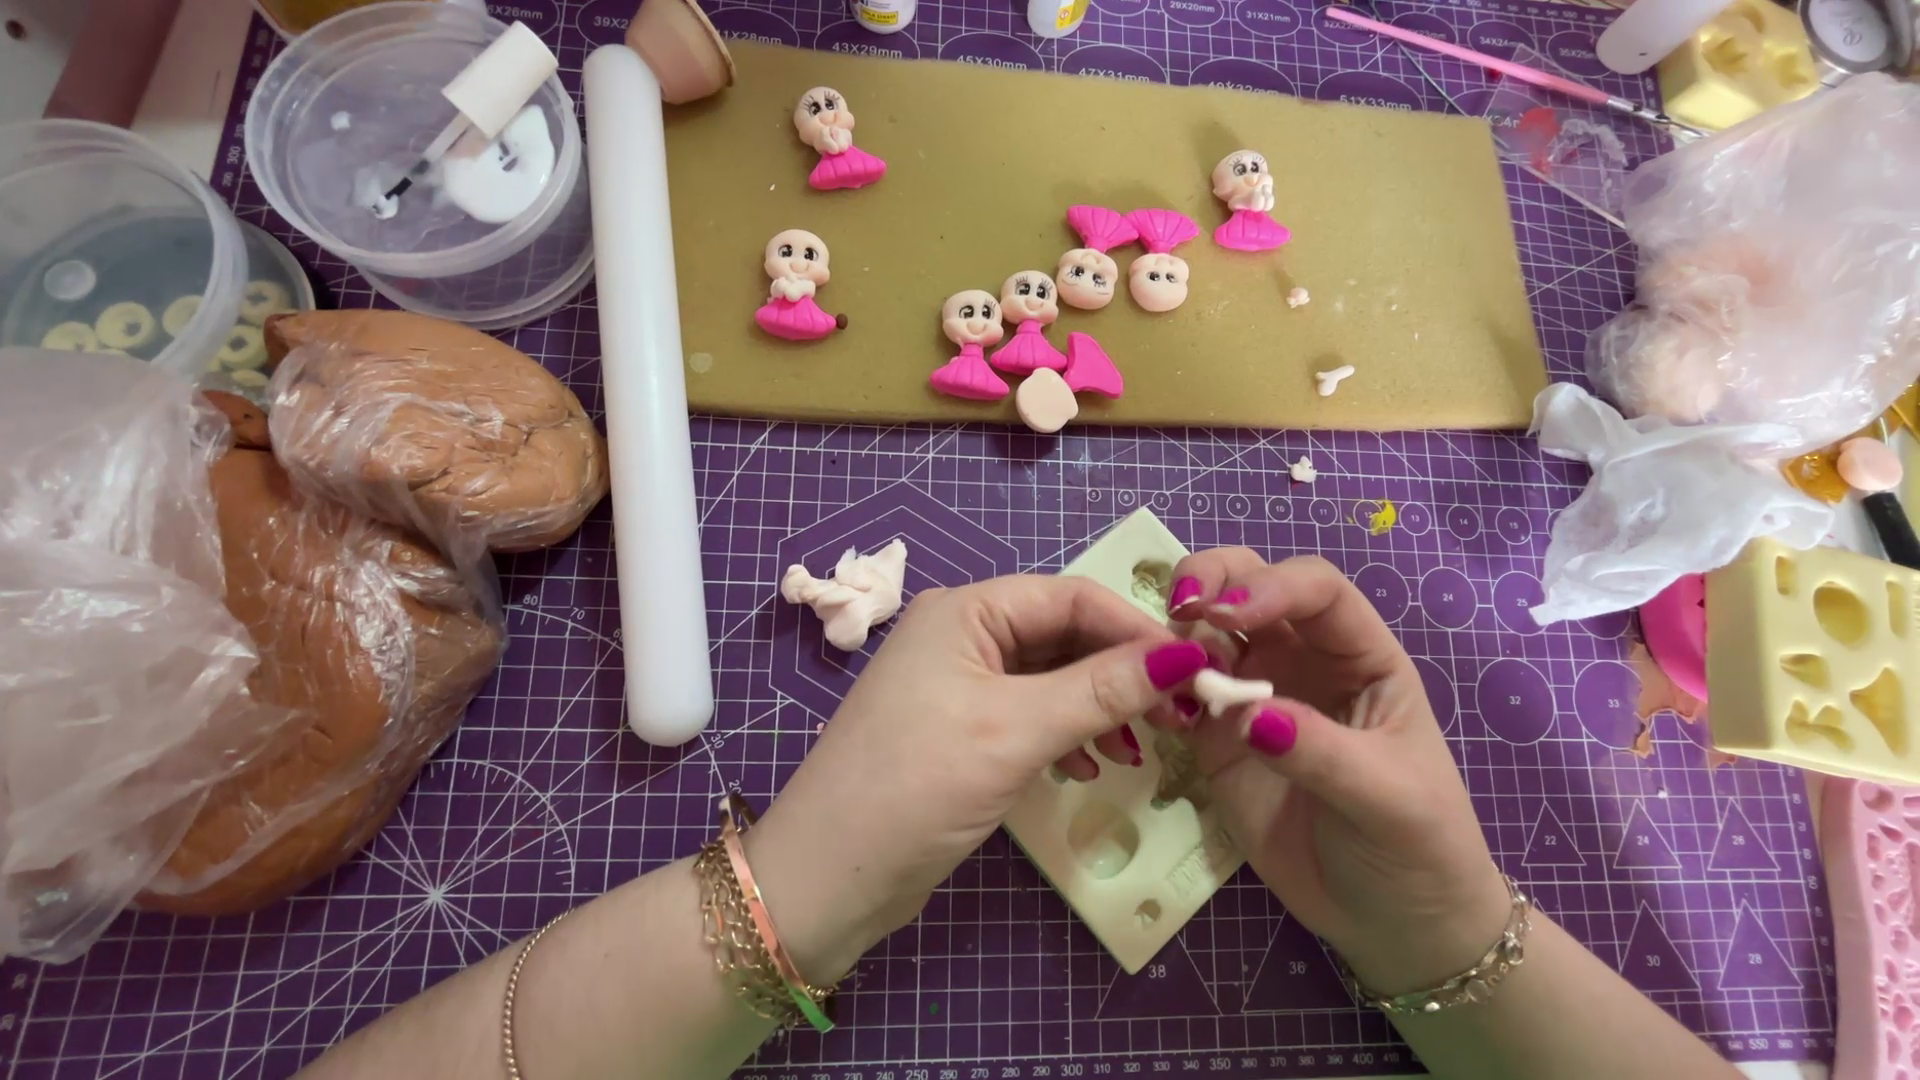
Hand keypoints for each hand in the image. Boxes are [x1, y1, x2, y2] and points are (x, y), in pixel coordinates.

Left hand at [749, 575, 1213, 982]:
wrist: (829, 876)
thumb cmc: (917, 784)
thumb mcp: (1015, 731)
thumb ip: (1102, 690)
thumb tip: (1187, 655)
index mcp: (966, 609)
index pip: (1071, 597)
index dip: (1136, 629)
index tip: (1198, 669)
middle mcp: (963, 633)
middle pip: (1064, 635)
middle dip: (1122, 673)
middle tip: (1180, 716)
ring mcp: (961, 682)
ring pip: (1053, 677)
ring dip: (1100, 707)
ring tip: (1138, 750)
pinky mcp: (964, 728)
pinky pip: (1033, 713)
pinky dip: (1068, 733)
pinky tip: (1090, 766)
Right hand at [1165, 551, 1510, 994]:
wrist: (1387, 921)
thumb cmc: (1417, 849)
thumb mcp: (1389, 800)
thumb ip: (1320, 752)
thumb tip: (1247, 714)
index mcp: (1359, 655)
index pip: (1317, 590)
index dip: (1271, 586)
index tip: (1225, 613)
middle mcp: (1301, 658)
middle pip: (1250, 584)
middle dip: (1211, 579)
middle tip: (1178, 607)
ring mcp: (1253, 691)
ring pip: (1206, 629)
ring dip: (1178, 630)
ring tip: (1158, 666)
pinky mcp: (1216, 732)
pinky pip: (1180, 688)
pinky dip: (1159, 682)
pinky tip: (1154, 704)